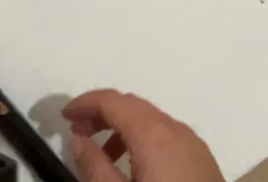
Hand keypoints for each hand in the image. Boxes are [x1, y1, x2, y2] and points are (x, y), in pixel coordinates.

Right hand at [63, 89, 224, 181]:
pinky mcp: (202, 159)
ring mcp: (192, 142)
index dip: (85, 103)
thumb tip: (77, 138)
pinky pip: (167, 135)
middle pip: (132, 106)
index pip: (112, 100)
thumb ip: (94, 167)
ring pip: (151, 120)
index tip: (64, 117)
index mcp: (153, 133)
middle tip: (78, 132)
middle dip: (102, 113)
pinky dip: (143, 139)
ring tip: (102, 155)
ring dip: (122, 127)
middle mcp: (174, 128)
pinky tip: (135, 167)